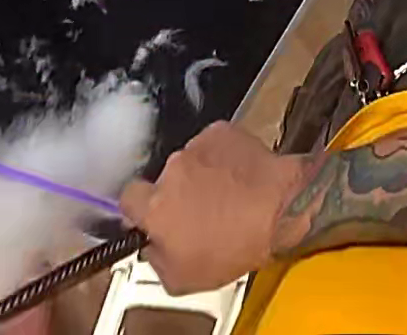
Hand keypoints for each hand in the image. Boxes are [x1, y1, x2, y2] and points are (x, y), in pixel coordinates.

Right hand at [119, 122, 305, 294]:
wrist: (278, 206)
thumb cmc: (234, 244)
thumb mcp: (180, 277)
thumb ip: (155, 256)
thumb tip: (153, 242)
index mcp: (156, 207)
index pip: (128, 197)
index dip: (139, 206)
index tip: (151, 212)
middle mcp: (173, 170)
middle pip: (165, 178)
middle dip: (178, 190)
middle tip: (201, 206)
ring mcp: (199, 146)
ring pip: (191, 159)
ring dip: (201, 170)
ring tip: (226, 187)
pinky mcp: (223, 130)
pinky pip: (214, 142)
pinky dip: (222, 152)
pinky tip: (238, 169)